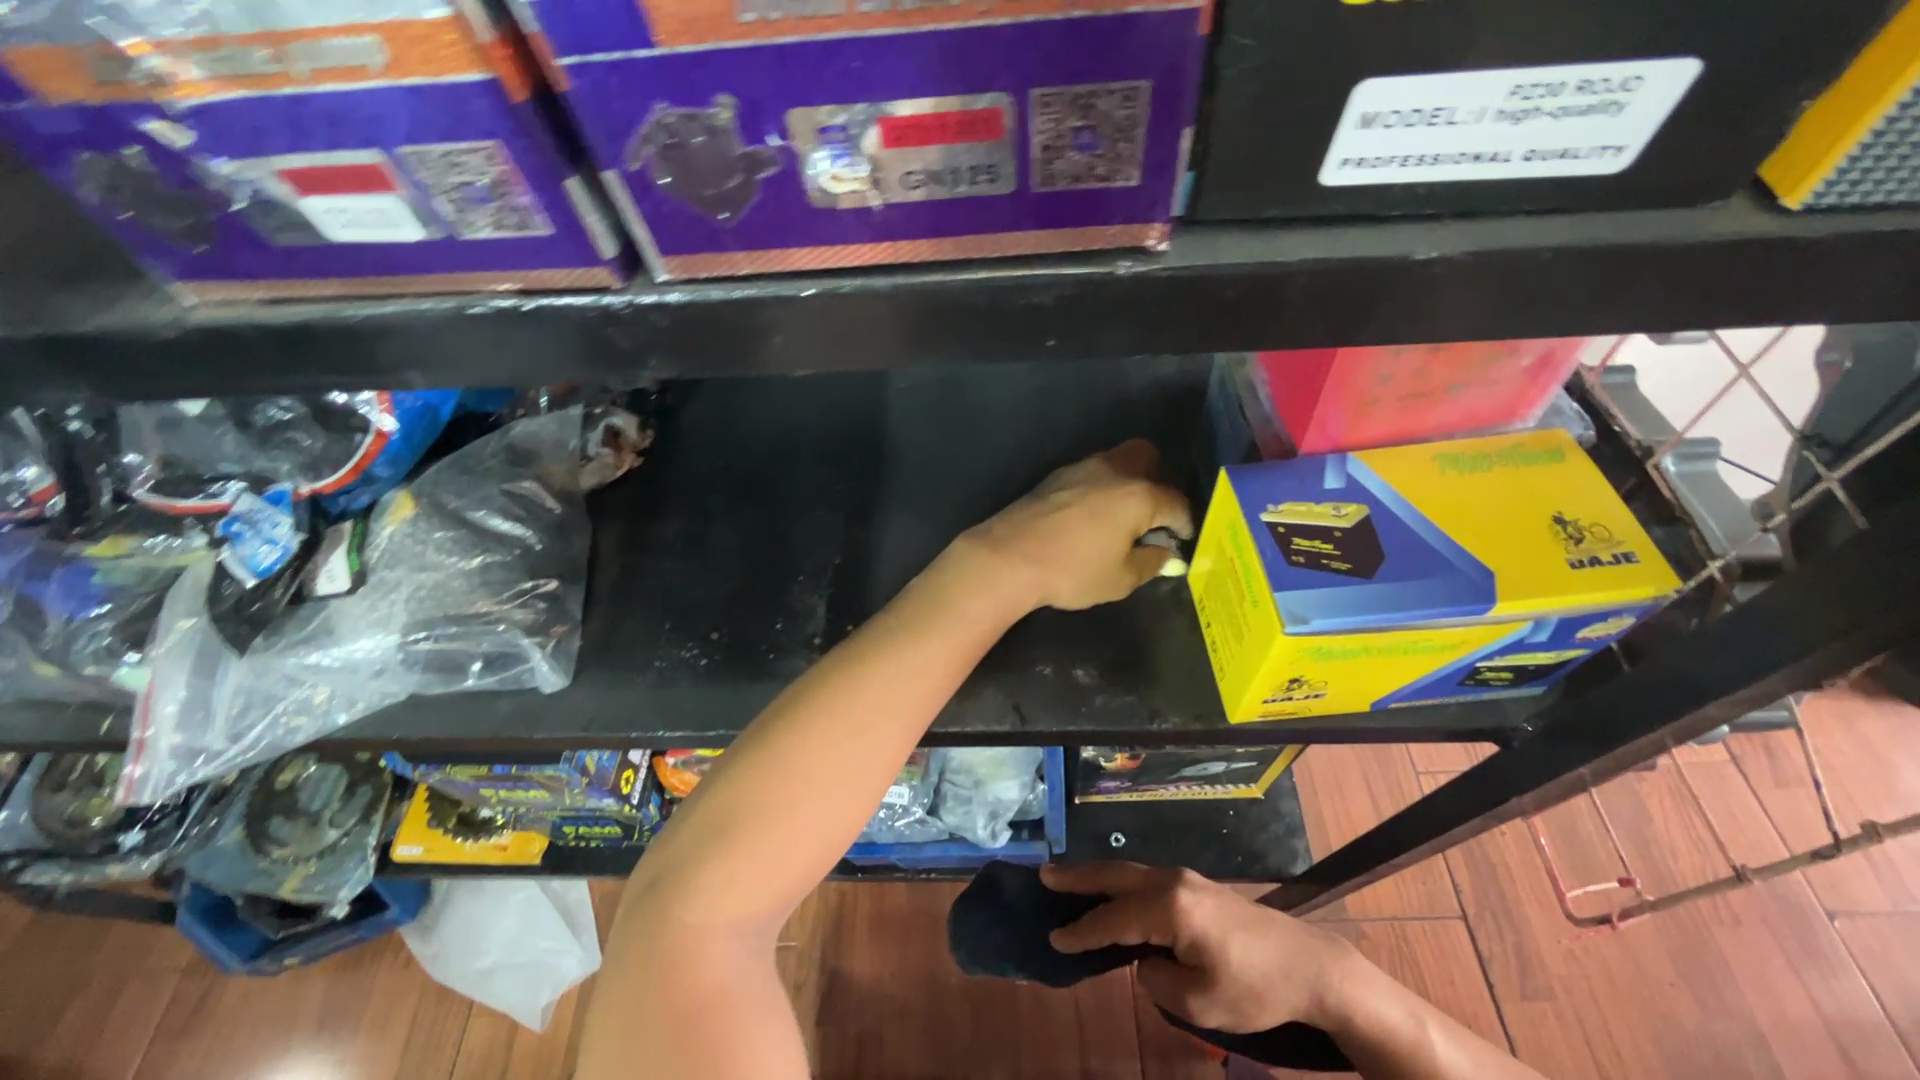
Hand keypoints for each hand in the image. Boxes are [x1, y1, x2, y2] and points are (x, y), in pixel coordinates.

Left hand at [955, 440, 1192, 611]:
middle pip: (1147, 458)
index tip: (1182, 540)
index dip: (1184, 523)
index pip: (1176, 502)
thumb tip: (1167, 554)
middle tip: (1152, 517)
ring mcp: (1080, 469)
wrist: (1007, 557)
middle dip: (1157, 482)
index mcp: (1138, 495)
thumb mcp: (1121, 579)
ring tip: (1120, 519)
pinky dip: (1099, 489)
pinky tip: (1090, 517)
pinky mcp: (1054, 477)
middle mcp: (1113, 472)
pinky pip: (1089, 474)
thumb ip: (1151, 563)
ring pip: (1115, 462)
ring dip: (1125, 483)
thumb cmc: (1072, 571)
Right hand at [1044, 862, 1365, 1033]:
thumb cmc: (1255, 989)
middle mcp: (1173, 883)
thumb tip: (1145, 959)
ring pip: (1130, 873)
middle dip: (1077, 877)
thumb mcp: (1198, 1002)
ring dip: (1097, 876)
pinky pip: (1146, 880)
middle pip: (1115, 877)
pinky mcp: (1198, 887)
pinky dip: (1120, 884)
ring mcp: (1187, 880)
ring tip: (1064, 877)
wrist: (1311, 969)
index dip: (1081, 931)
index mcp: (1170, 909)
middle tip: (1041, 874)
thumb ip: (1156, 978)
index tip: (1051, 938)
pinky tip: (1111, 893)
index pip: (1112, 919)